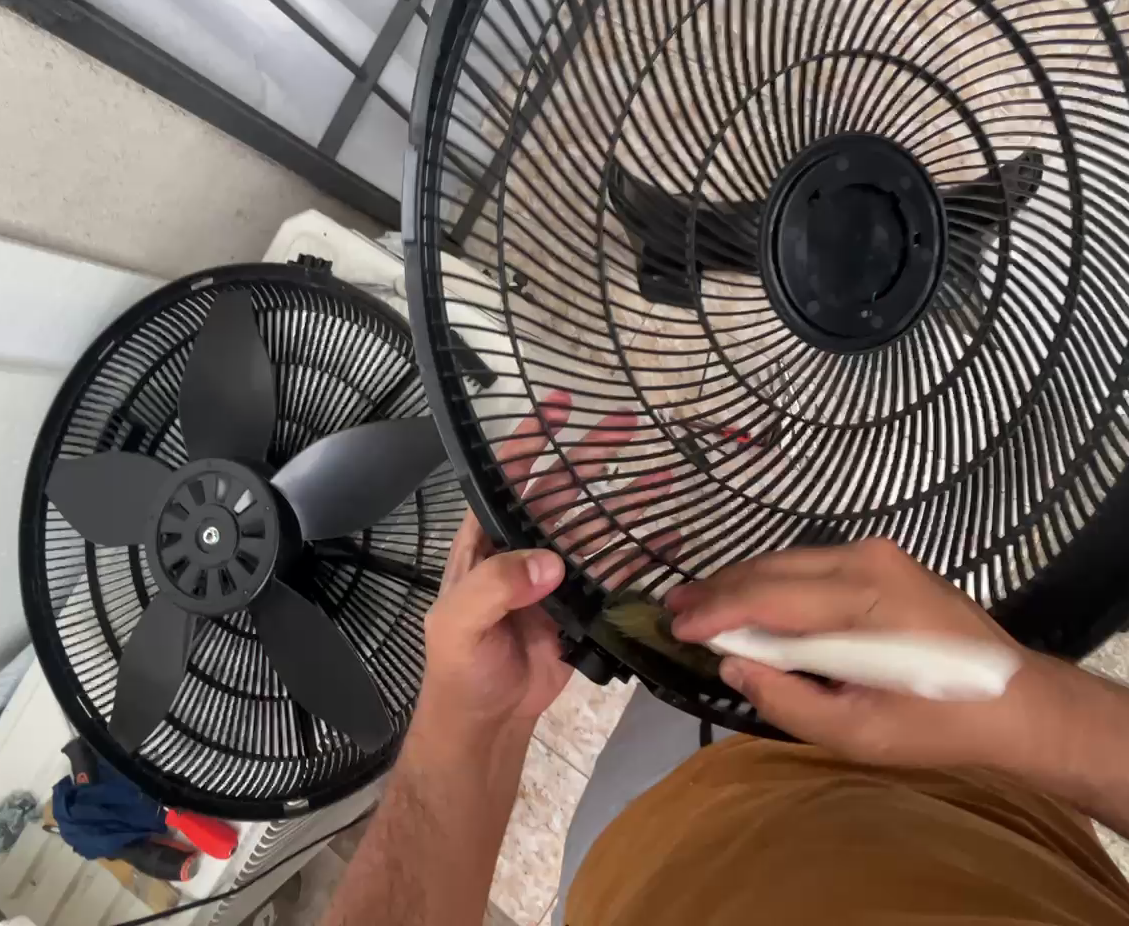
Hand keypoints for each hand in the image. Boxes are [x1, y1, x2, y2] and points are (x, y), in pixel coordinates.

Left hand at [417, 394, 633, 736]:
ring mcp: (557, 574)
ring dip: (627, 501)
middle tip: (627, 425)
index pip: (508, 478)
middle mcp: (524, 547)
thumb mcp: (459, 622)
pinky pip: (616, 570)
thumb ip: (495, 586)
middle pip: (563, 491)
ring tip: (664, 477)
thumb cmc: (460, 667)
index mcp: (488, 539)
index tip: (560, 407)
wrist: (488, 721)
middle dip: (593, 456)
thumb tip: (551, 562)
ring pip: (596, 526)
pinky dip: (641, 552)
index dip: (532, 439)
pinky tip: (669, 537)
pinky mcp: (584, 603)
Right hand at [666, 538, 1063, 768]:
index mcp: (865, 601)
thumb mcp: (859, 733)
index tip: (678, 628)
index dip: (718, 611)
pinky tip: (748, 598)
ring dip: (741, 583)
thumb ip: (788, 700)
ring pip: (786, 560)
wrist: (1017, 699)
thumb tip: (731, 667)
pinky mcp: (880, 556)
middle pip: (772, 569)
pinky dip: (771, 581)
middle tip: (673, 608)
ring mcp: (876, 551)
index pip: (770, 596)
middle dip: (718, 590)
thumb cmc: (939, 723)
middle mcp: (866, 559)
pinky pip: (808, 563)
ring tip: (698, 603)